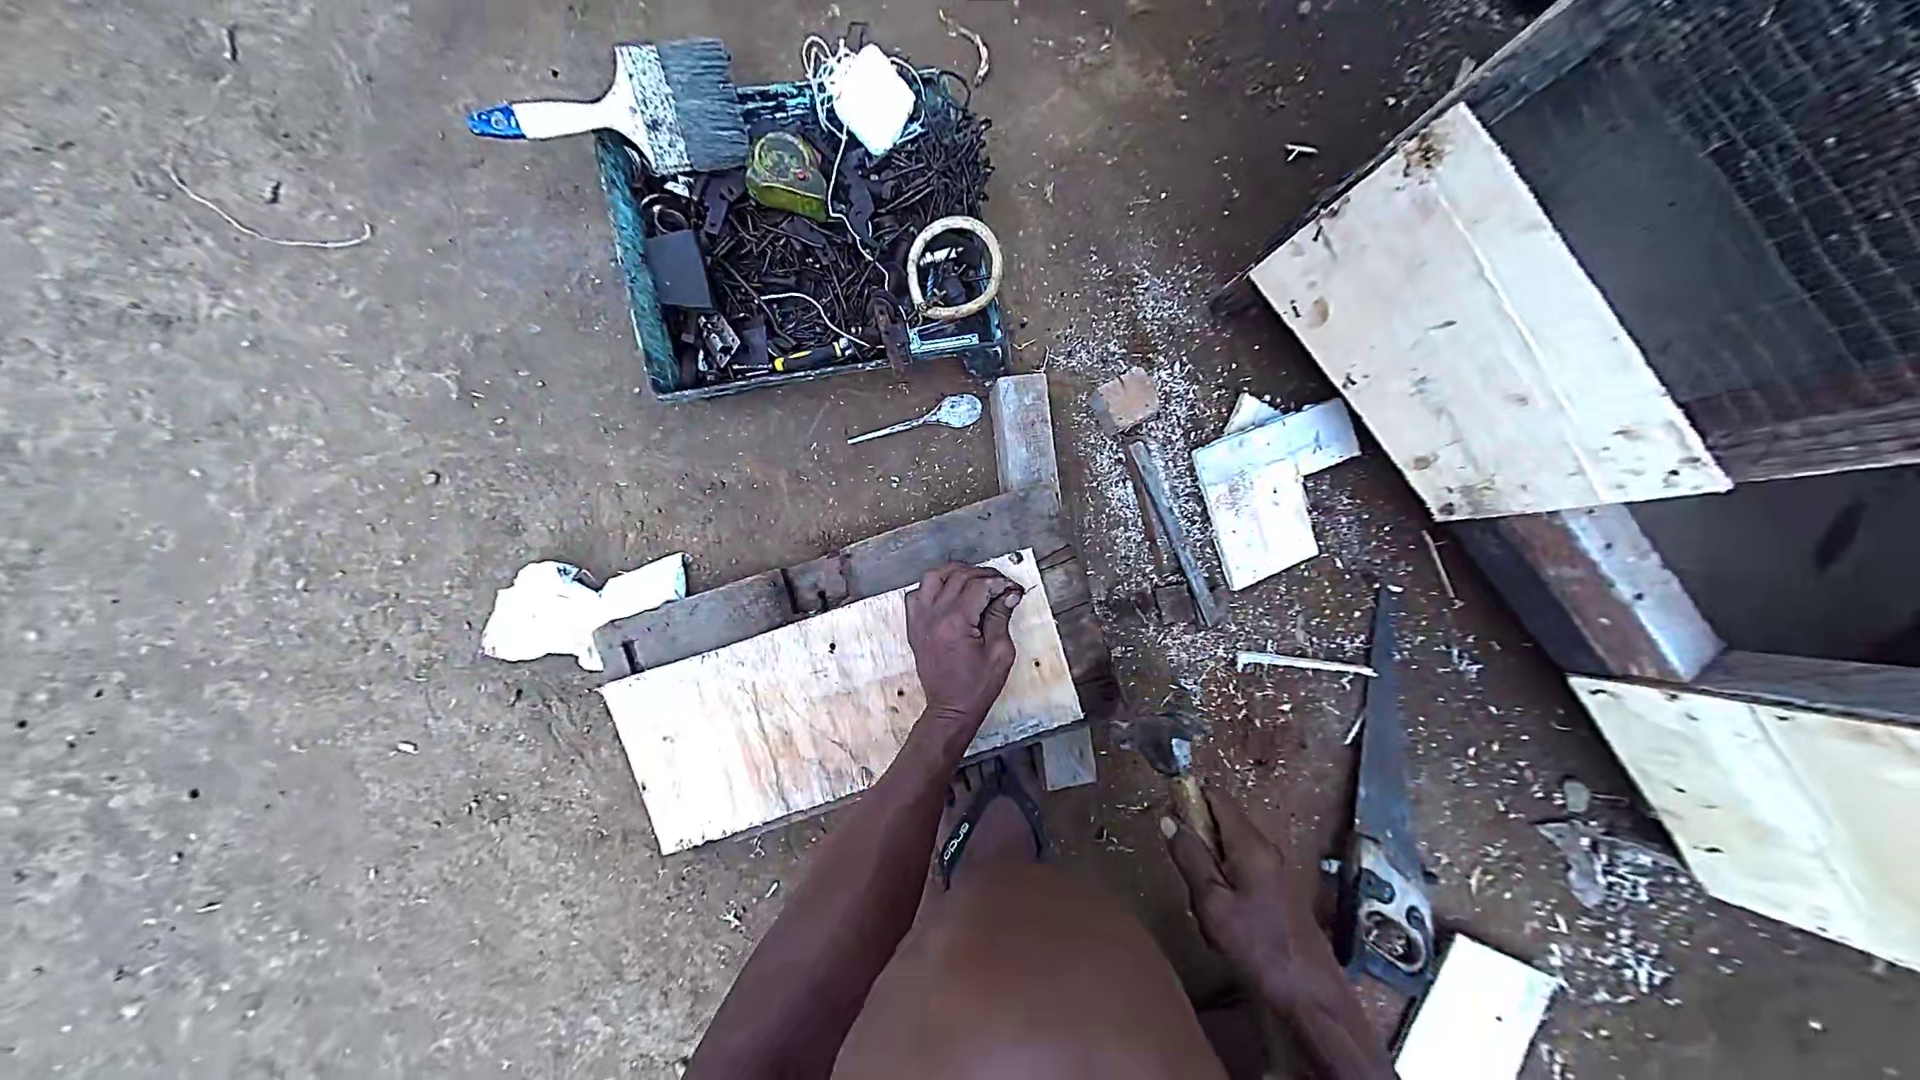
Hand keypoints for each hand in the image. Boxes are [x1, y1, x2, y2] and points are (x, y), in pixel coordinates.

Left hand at [905, 562, 1024, 727]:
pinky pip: (917, 594)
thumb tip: (1007, 593)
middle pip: (958, 576)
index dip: (999, 582)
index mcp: (955, 623)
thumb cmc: (975, 687)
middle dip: (983, 575)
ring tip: (975, 579)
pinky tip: (949, 592)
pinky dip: (933, 587)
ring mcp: (920, 620)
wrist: (951, 709)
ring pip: (933, 577)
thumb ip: (1001, 617)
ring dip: (956, 572)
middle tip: (1000, 584)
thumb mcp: (1000, 653)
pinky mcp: (914, 626)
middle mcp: (933, 617)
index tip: (1012, 587)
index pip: (979, 585)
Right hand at [1164, 788, 1344, 1011]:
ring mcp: (1274, 868)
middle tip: (1186, 871)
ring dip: (1208, 863)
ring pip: (1227, 847)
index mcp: (1250, 843)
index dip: (1189, 797)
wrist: (1305, 994)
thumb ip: (1189, 855)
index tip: (1170, 816)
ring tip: (1203, 899)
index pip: (1216, 796)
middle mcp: (1266, 847)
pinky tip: (1220, 913)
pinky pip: (1239, 867)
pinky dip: (1222, 880)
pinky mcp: (1276, 889)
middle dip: (1197, 837)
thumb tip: (1170, 819)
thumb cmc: (1255, 944)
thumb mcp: (1210, 900)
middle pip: (1221, 820)